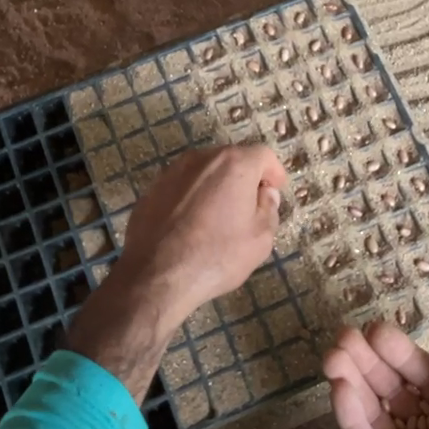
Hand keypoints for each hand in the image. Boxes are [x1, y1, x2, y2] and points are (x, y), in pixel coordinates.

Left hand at [109, 144, 286, 325]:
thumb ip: (269, 208)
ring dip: (217, 186)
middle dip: (245, 177)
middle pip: (232, 159)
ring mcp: (172, 171)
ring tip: (220, 215)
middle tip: (251, 205)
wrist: (156, 274)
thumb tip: (266, 193)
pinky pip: (183, 186)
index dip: (274, 172)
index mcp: (233, 164)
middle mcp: (202, 158)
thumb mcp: (260, 238)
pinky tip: (192, 223)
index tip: (276, 191)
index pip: (262, 155)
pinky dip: (193, 197)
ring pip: (205, 171)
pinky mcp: (152, 188)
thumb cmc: (216, 255)